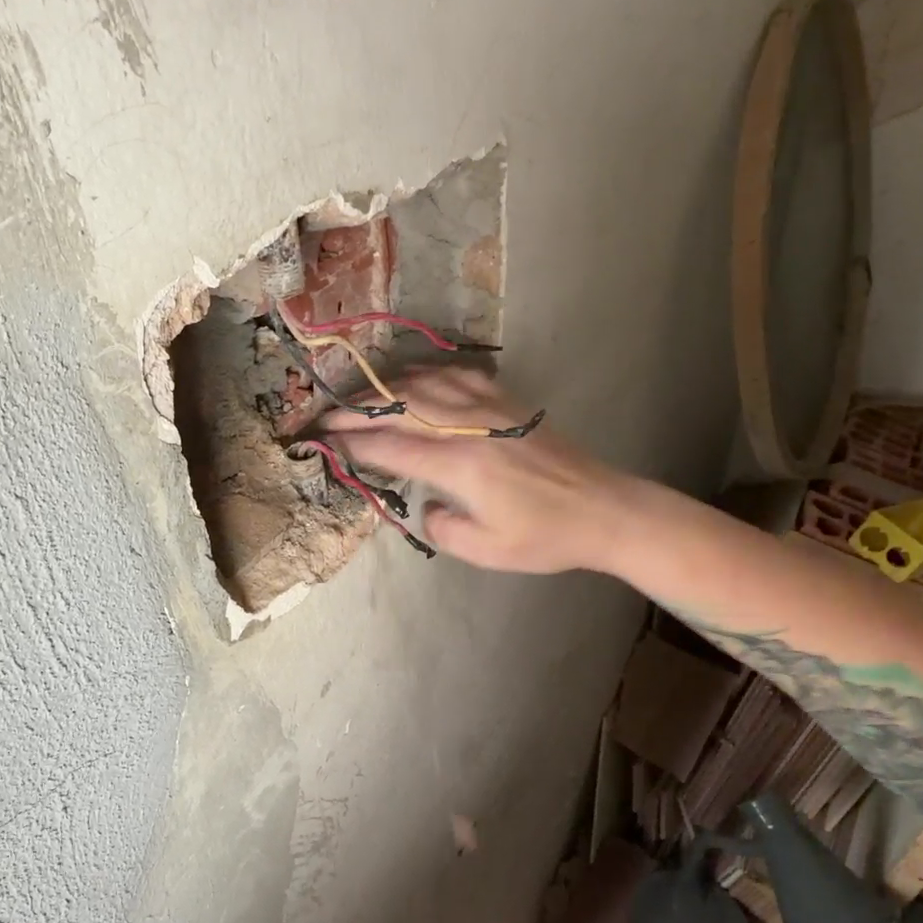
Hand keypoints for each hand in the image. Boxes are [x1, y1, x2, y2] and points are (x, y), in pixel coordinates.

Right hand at [318, 368, 628, 572]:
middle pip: (399, 407)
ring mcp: (489, 408)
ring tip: (356, 398)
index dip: (350, 442)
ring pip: (424, 384)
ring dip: (384, 389)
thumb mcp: (486, 550)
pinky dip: (425, 372)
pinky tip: (411, 378)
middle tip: (323, 416)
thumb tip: (425, 504)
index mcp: (460, 466)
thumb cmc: (544, 537)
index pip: (390, 447)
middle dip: (354, 410)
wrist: (602, 509)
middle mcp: (469, 427)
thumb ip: (442, 528)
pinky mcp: (506, 401)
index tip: (320, 440)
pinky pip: (456, 374)